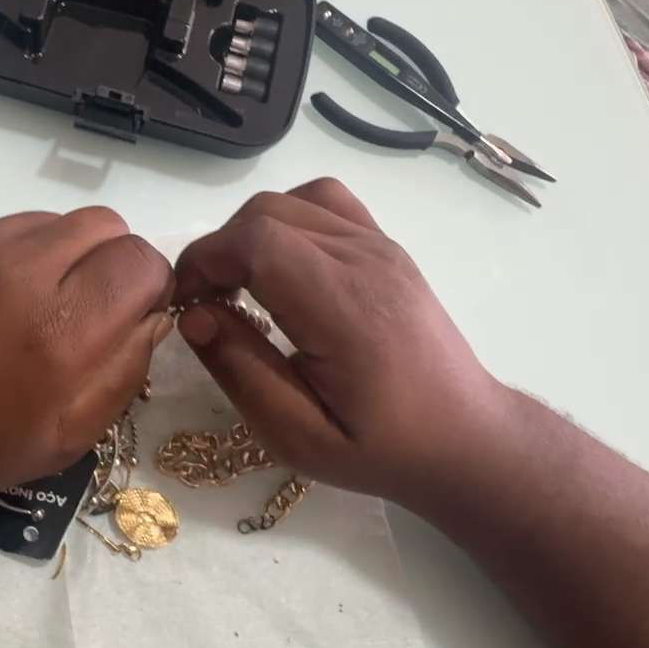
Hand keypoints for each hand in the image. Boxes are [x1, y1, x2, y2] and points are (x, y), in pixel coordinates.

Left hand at [0, 208, 173, 520]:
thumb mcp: (66, 438)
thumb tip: (150, 314)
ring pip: (44, 222)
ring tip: (8, 312)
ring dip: (48, 258)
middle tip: (71, 311)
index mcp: (62, 329)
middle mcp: (18, 268)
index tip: (124, 313)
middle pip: (103, 224)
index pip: (142, 260)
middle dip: (104, 263)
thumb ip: (125, 370)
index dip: (144, 287)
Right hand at [173, 179, 516, 506]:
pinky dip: (285, 222)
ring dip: (247, 235)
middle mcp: (366, 260)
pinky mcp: (386, 247)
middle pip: (266, 213)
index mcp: (345, 307)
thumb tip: (193, 315)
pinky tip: (279, 269)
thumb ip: (240, 370)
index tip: (184, 305)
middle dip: (217, 251)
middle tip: (204, 305)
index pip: (257, 242)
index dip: (203, 262)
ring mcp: (381, 246)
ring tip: (239, 286)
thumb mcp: (296, 434)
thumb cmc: (379, 447)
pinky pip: (323, 204)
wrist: (464, 437)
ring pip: (291, 201)